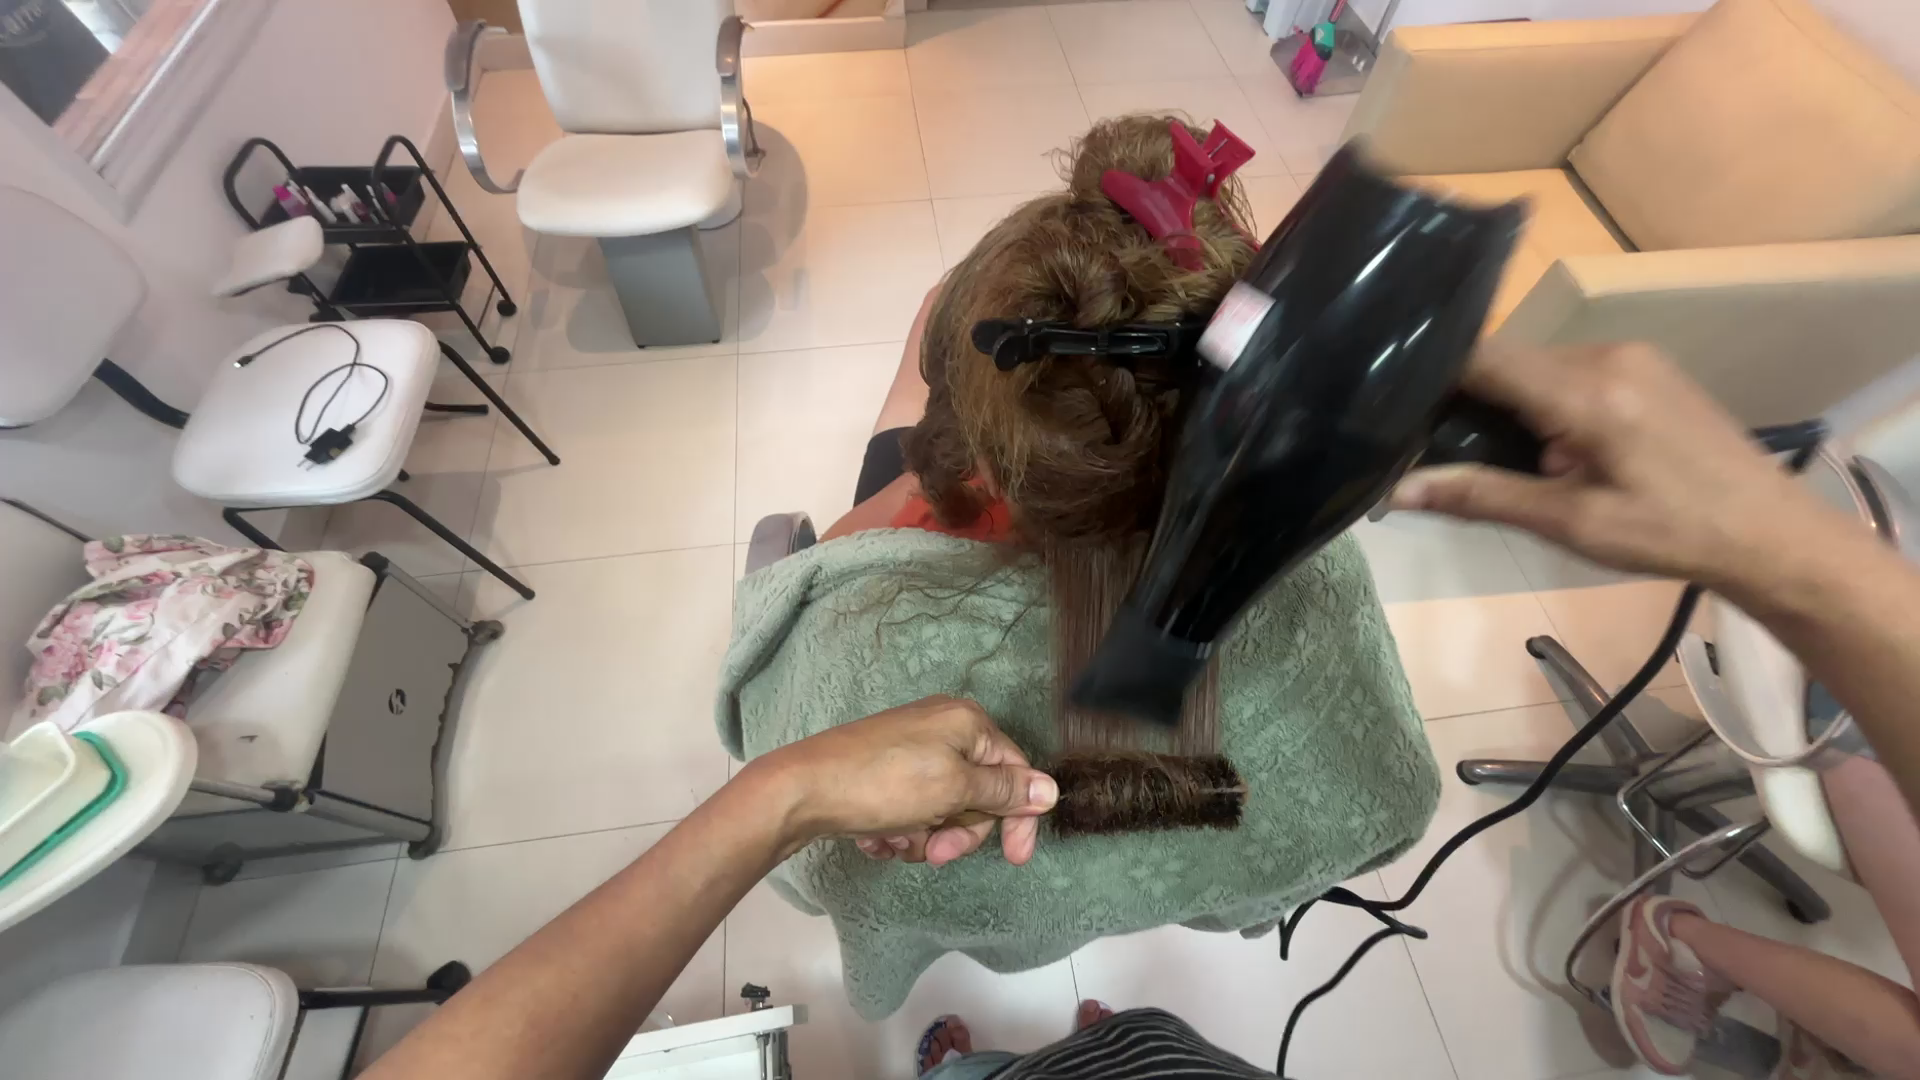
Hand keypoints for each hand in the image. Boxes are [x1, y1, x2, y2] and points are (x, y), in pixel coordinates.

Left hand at [750, 696, 1057, 866]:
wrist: (804, 788)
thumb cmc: (887, 783)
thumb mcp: (955, 787)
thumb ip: (1005, 790)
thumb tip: (1050, 789)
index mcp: (968, 723)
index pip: (1015, 771)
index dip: (1017, 818)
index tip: (1014, 860)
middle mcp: (944, 728)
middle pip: (978, 793)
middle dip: (957, 831)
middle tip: (932, 854)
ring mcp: (913, 747)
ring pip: (944, 808)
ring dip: (924, 835)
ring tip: (893, 842)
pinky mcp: (887, 769)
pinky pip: (913, 806)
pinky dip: (901, 828)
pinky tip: (877, 837)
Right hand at [1389, 342, 1857, 594]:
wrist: (1776, 537)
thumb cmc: (1669, 533)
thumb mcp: (1566, 521)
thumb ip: (1479, 496)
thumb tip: (1395, 492)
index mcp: (1589, 391)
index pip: (1483, 359)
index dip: (1431, 378)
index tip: (1391, 408)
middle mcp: (1607, 357)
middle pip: (1502, 358)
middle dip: (1458, 395)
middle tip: (1422, 440)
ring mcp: (1629, 358)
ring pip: (1528, 363)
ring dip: (1495, 398)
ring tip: (1470, 446)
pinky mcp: (1641, 369)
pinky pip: (1559, 370)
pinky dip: (1528, 397)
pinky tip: (1525, 439)